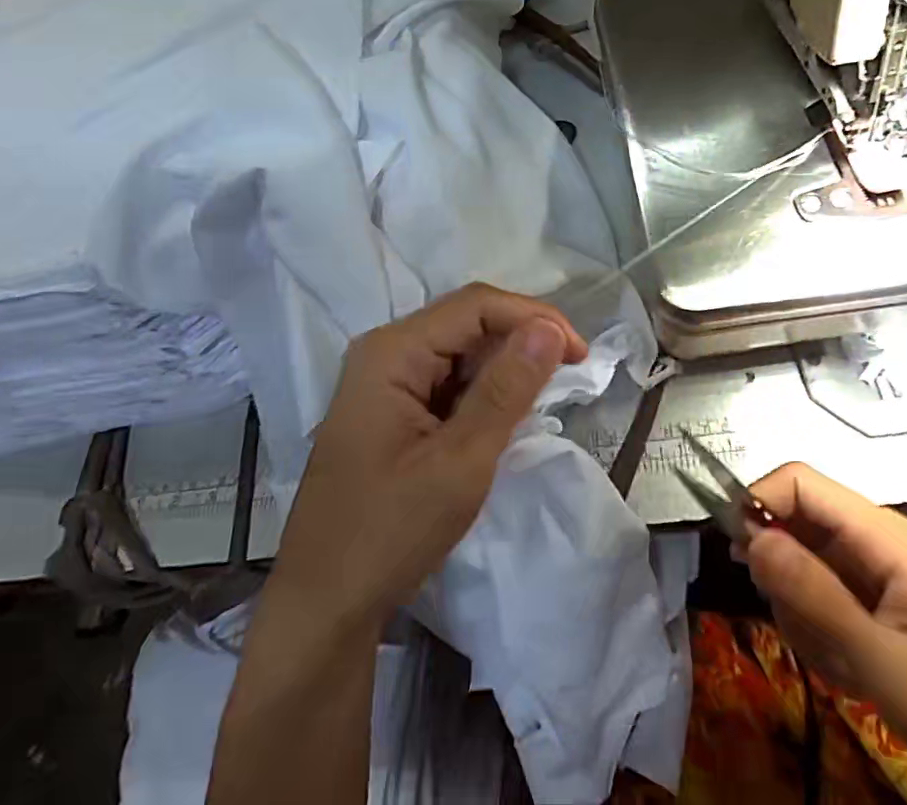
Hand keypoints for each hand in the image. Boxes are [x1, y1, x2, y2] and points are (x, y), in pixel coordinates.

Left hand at [265, 283, 587, 629]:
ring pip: (458, 352)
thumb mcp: (461, 460)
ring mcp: (384, 382)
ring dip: (504, 368)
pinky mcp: (391, 411)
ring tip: (543, 399)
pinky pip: (445, 382)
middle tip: (570, 375)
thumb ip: (506, 389)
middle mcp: (384, 353)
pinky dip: (481, 393)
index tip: (581, 354)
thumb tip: (549, 330)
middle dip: (521, 340)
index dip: (533, 317)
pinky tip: (504, 417)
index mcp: (392, 352)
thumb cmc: (391, 531)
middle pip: (465, 322)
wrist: (325, 601)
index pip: (475, 305)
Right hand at [743, 463, 906, 804]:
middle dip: (783, 578)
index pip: (799, 482)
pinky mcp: (874, 598)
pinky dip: (817, 631)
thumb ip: (815, 597)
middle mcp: (875, 540)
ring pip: (799, 564)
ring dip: (801, 613)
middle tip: (809, 632)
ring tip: (841, 662)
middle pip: (793, 523)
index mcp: (884, 537)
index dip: (759, 505)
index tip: (742, 560)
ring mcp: (874, 570)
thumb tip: (750, 538)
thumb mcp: (886, 663)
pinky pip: (819, 595)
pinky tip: (849, 668)